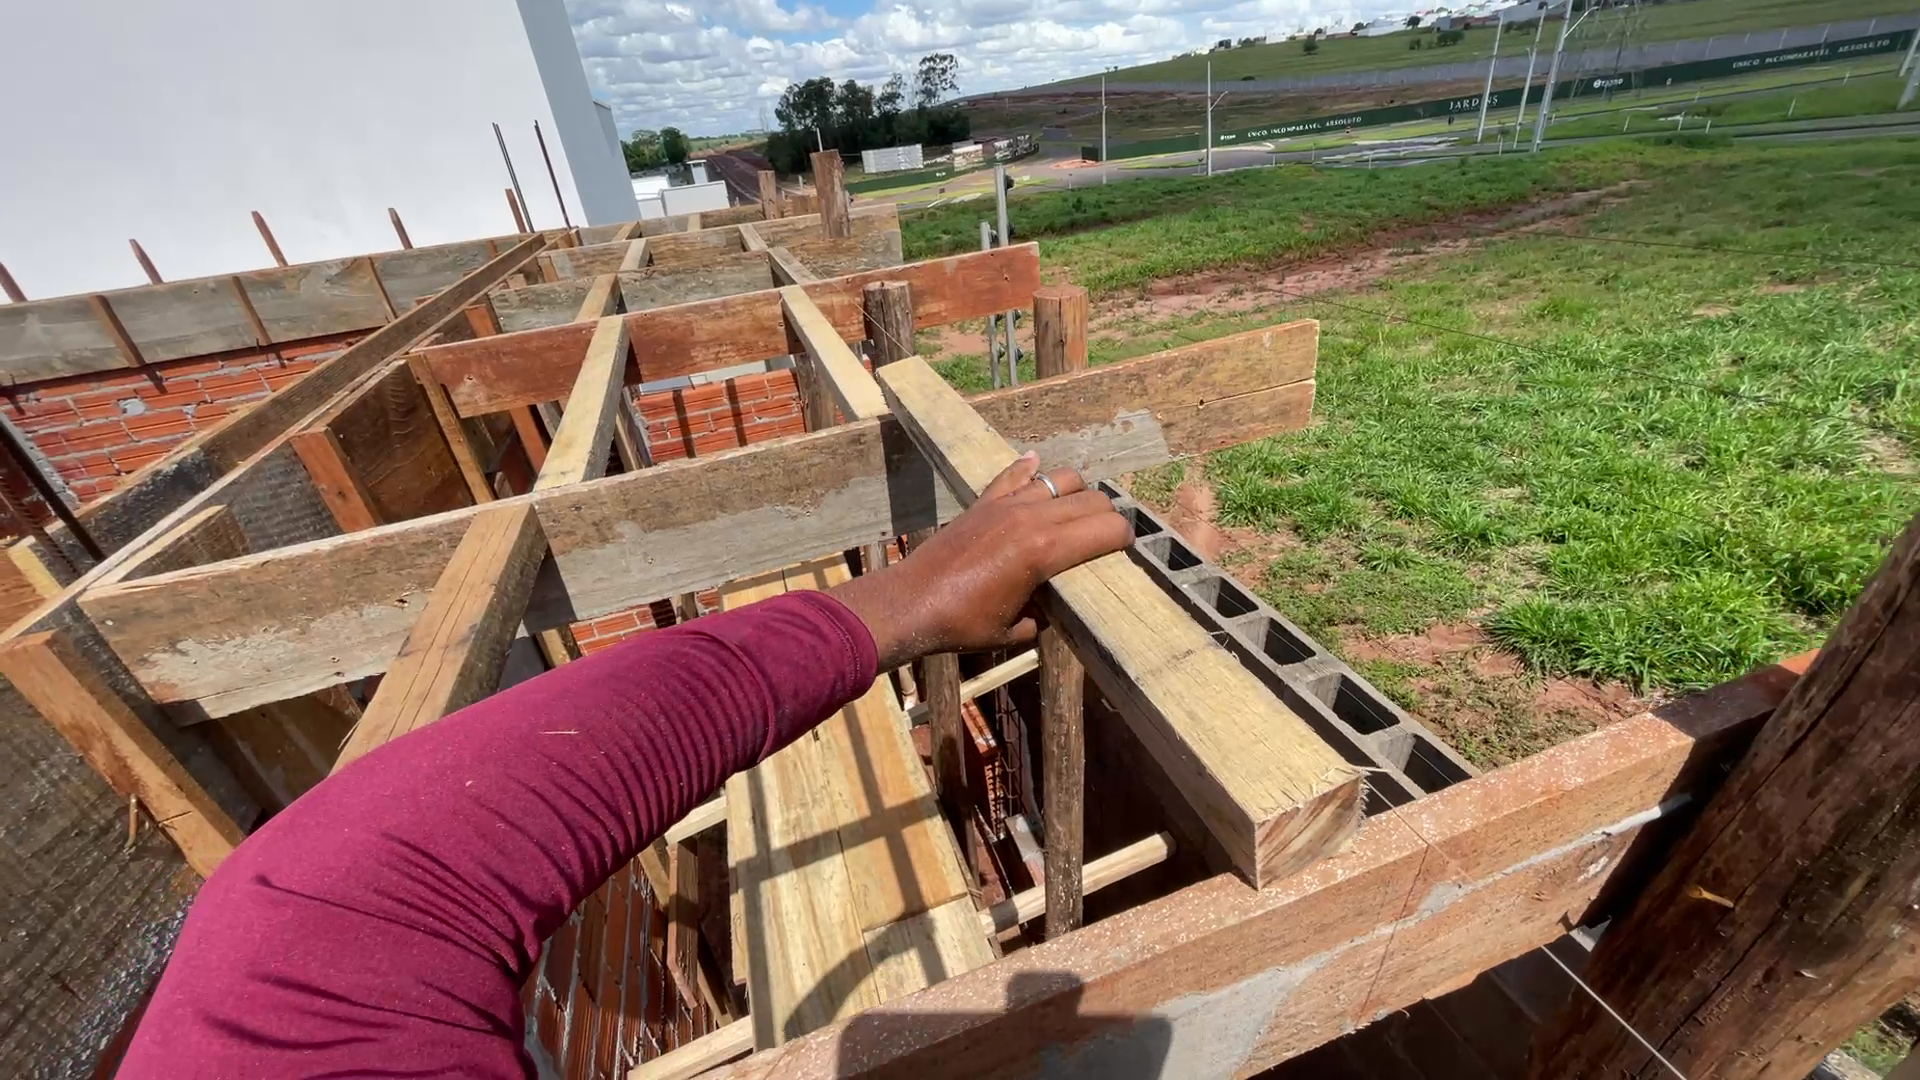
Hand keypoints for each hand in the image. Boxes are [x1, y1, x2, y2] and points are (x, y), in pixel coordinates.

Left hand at [832, 453, 1132, 670]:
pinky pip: (1016, 473)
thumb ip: (1047, 613)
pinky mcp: (984, 501)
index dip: (1124, 539)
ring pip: (1061, 478)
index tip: (1124, 550)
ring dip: (1077, 493)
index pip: (1108, 529)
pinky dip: (1031, 468)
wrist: (912, 602)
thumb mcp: (1017, 631)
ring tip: (1075, 514)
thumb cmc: (964, 623)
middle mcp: (1032, 517)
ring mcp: (1006, 504)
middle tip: (1105, 538)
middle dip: (1107, 517)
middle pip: (1092, 499)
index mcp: (1046, 551)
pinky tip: (1038, 465)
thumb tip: (1056, 605)